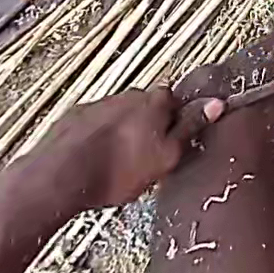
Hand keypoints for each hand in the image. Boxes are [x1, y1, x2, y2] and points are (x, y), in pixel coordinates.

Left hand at [25, 88, 222, 216]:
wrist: (57, 178)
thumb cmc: (118, 169)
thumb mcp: (167, 156)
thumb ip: (192, 127)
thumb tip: (217, 103)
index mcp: (156, 100)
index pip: (178, 102)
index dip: (177, 123)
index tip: (173, 144)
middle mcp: (129, 94)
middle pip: (148, 108)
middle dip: (149, 128)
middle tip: (146, 160)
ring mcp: (99, 104)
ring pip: (121, 117)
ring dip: (123, 134)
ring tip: (117, 167)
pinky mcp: (72, 118)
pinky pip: (94, 126)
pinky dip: (97, 140)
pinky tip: (93, 164)